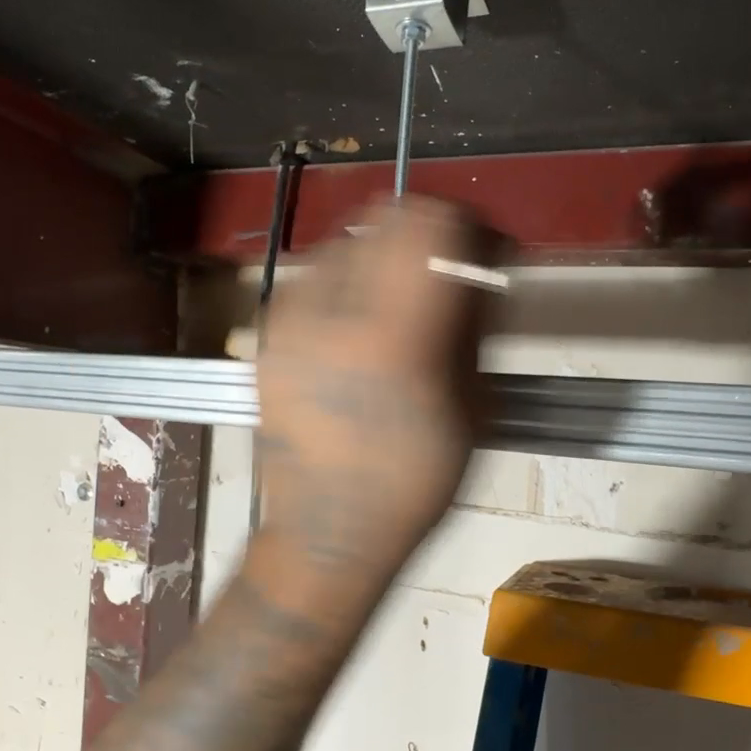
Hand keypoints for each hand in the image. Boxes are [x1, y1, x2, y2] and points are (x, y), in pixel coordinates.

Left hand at [255, 196, 496, 577]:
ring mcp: (287, 324)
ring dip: (381, 261)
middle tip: (444, 279)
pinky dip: (343, 289)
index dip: (466, 225)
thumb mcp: (471, 407)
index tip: (484, 253)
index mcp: (393, 335)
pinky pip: (312, 281)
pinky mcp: (265, 338)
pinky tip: (356, 333)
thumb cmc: (414, 483)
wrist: (326, 532)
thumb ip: (475, 321)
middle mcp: (329, 313)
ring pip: (345, 245)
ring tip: (399, 311)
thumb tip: (480, 262)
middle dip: (424, 238)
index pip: (429, 220)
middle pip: (384, 218)